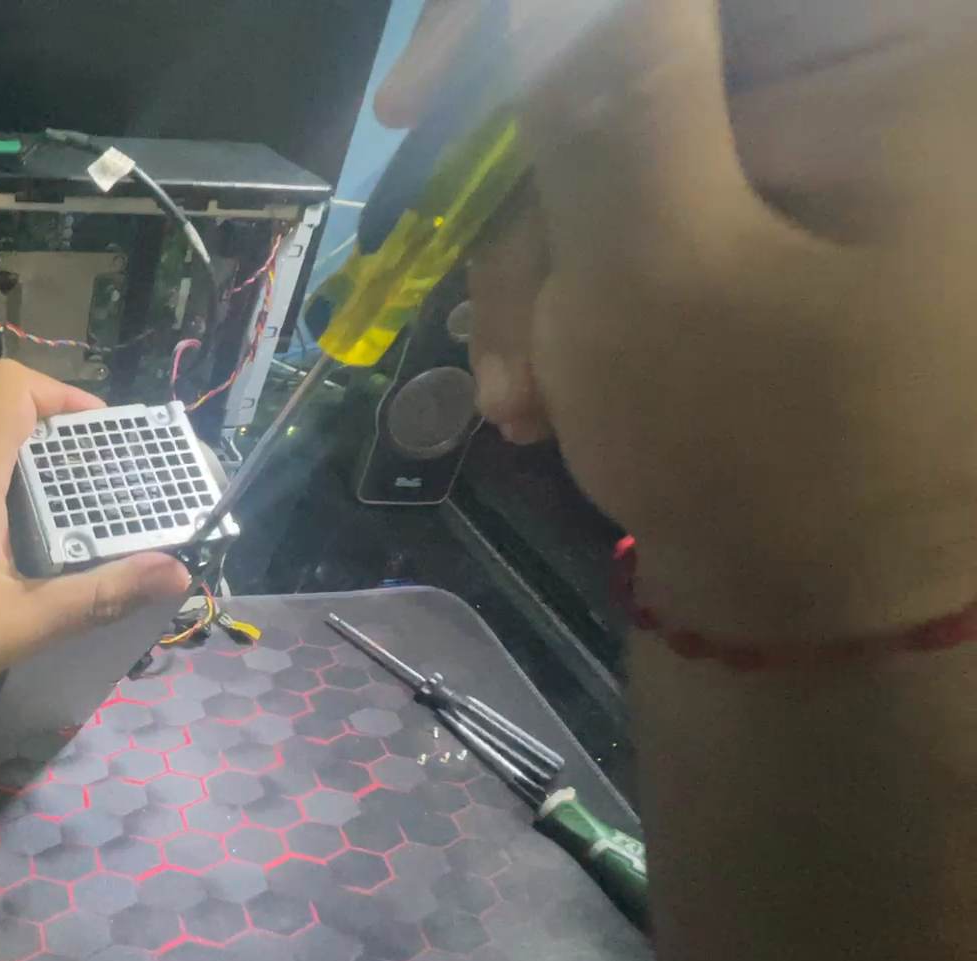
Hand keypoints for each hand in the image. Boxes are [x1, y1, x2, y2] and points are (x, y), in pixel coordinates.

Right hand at [378, 0, 976, 637]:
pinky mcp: (721, 224)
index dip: (508, 26)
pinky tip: (543, 389)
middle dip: (512, 219)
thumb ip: (607, 104)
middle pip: (596, 86)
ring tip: (524, 394)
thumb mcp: (656, 270)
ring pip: (569, 174)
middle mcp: (834, 85)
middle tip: (496, 333)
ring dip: (518, 288)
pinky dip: (542, 308)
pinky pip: (583, 232)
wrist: (807, 582)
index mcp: (878, 55)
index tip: (405, 110)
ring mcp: (772, 162)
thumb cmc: (756, 440)